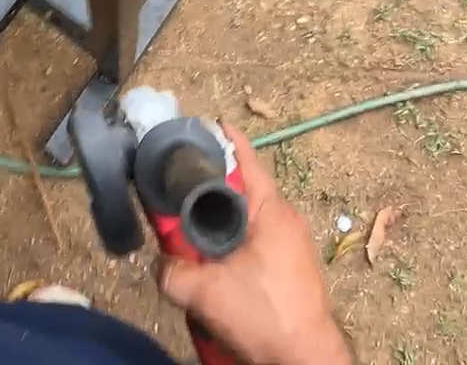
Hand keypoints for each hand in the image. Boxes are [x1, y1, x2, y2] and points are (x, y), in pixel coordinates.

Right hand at [157, 124, 351, 364]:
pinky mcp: (294, 267)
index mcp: (272, 209)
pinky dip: (235, 244)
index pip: (245, 158)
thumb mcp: (206, 294)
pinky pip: (258, 241)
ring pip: (248, 219)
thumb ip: (171, 272)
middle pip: (242, 189)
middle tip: (182, 196)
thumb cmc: (264, 316)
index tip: (200, 126)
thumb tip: (159, 263)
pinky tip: (219, 267)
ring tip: (195, 236)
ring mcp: (294, 243)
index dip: (222, 138)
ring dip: (223, 222)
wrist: (306, 364)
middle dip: (212, 190)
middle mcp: (287, 218)